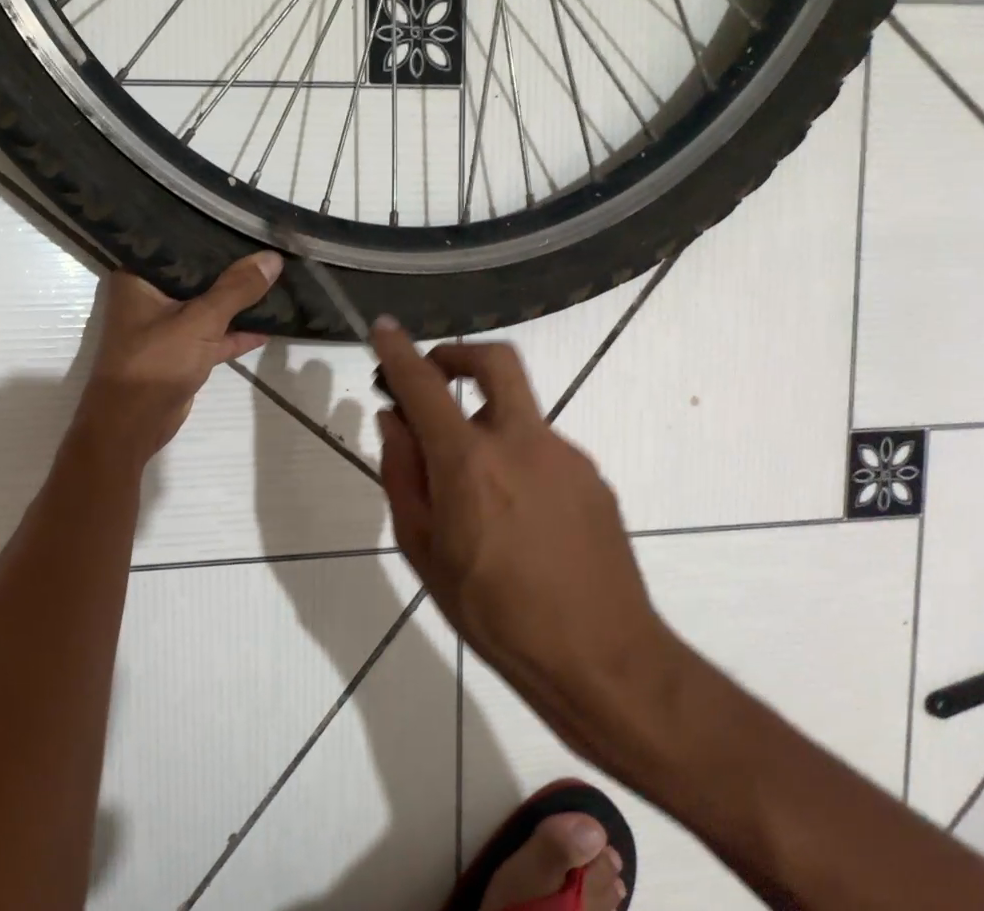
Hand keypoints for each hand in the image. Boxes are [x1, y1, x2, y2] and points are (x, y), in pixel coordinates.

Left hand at [72, 252, 282, 463]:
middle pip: (194, 274)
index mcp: (138, 278)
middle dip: (230, 265)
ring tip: (277, 276)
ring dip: (237, 299)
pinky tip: (271, 322)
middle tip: (268, 242)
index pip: (175, 243)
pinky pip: (213, 334)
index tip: (243, 216)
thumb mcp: (199, 321)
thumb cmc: (155, 362)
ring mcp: (164, 326)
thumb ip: (236, 290)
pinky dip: (237, 331)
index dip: (208, 231)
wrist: (132, 424)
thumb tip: (272, 258)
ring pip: (206, 305)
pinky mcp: (180, 353)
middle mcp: (148, 296)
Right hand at [370, 318, 667, 702]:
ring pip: (516, 414)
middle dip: (457, 354)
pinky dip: (511, 458)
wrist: (599, 657)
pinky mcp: (593, 481)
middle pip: (496, 362)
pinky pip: (540, 450)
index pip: (425, 384)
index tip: (383, 327)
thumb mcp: (421, 548)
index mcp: (469, 462)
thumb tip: (394, 422)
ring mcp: (566, 458)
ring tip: (465, 490)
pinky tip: (509, 516)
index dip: (399, 350)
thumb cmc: (490, 610)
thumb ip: (403, 475)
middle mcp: (522, 443)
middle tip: (431, 376)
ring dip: (482, 424)